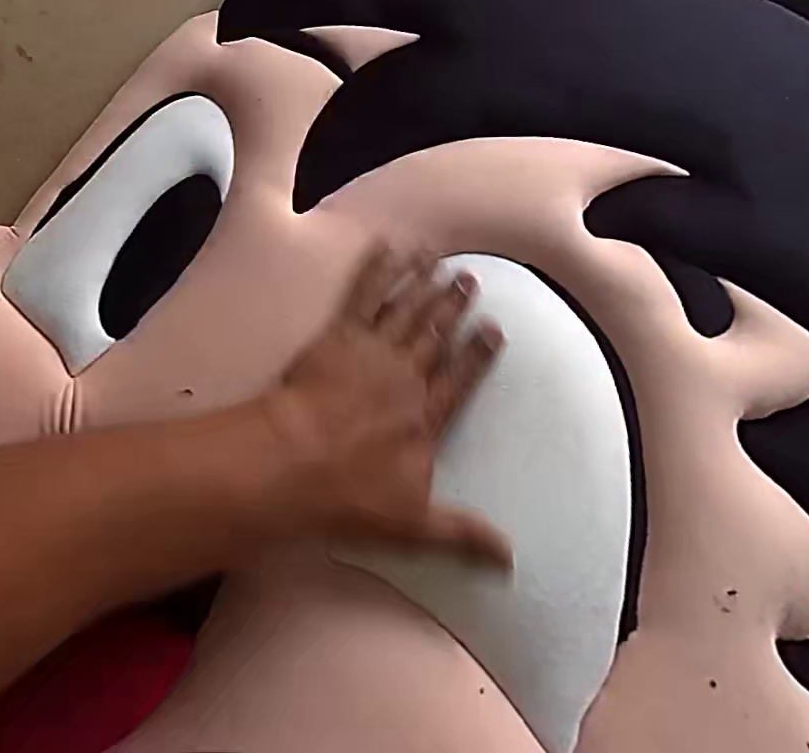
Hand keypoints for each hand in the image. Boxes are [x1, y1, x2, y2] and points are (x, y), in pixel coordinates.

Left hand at [251, 245, 511, 565]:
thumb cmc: (350, 492)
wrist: (295, 460)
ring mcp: (373, 350)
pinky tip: (386, 246)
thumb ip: (463, 533)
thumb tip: (512, 561)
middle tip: (469, 279)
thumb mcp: (413, 522)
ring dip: (423, 282)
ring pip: (406, 309)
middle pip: (435, 334)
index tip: (494, 329)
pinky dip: (376, 268)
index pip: (460, 377)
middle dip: (453, 305)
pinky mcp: (340, 334)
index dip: (478, 353)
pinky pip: (362, 294)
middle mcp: (405, 375)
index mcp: (426, 415)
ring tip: (438, 258)